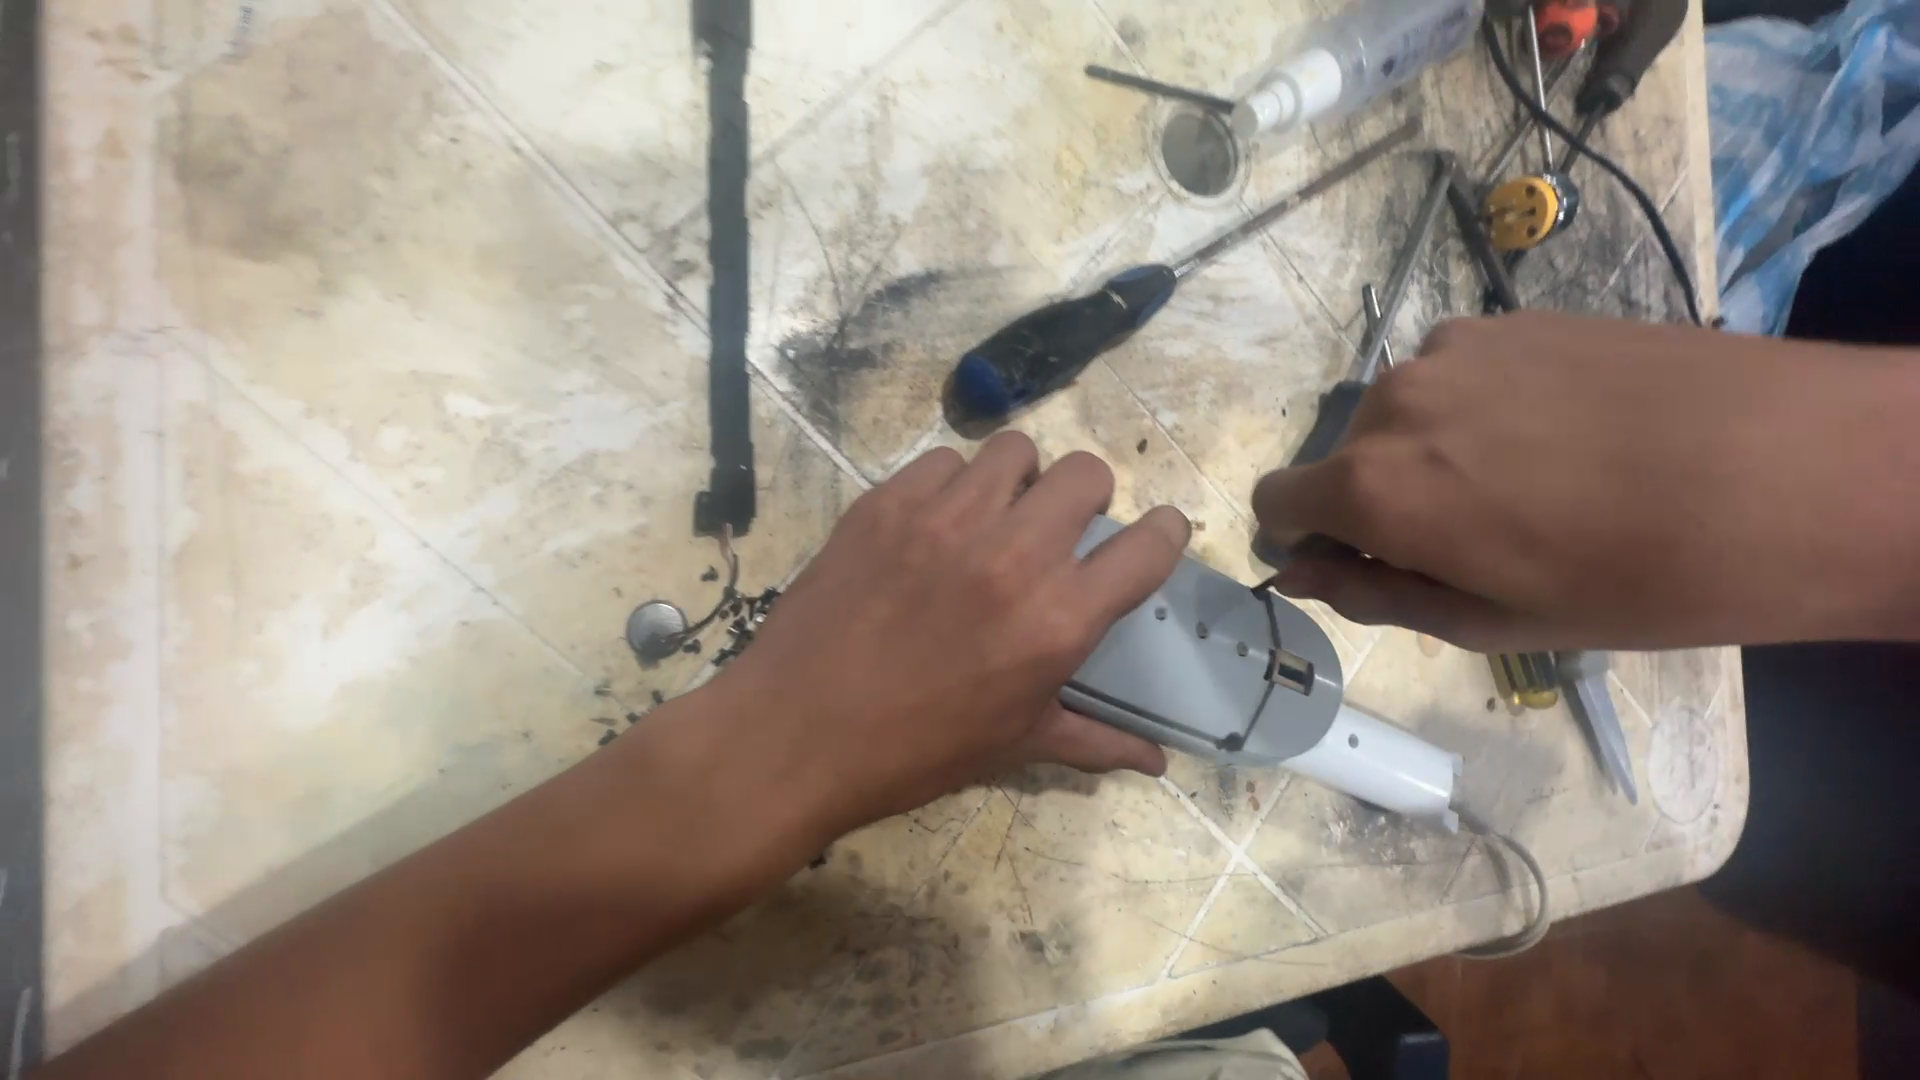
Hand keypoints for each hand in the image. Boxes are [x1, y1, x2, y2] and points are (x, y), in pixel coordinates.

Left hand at [709, 433, 1189, 838]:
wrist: (796, 733)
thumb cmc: (915, 750)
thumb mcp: (1014, 745)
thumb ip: (1094, 740)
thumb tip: (1157, 762)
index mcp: (1058, 619)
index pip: (1147, 546)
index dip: (1162, 533)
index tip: (1152, 535)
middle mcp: (1012, 553)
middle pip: (1086, 473)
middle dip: (1087, 495)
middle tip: (1059, 527)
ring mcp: (945, 519)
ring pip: (1013, 451)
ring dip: (1019, 479)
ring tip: (994, 514)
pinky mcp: (886, 502)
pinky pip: (942, 462)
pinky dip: (950, 484)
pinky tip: (932, 523)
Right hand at [1253, 313, 1919, 650]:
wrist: (1821, 469)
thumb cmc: (1642, 579)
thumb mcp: (1489, 621)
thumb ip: (1368, 593)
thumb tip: (1294, 569)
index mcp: (1372, 487)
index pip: (1274, 500)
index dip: (1303, 535)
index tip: (1359, 557)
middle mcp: (1389, 404)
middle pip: (1339, 460)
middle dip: (1376, 498)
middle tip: (1472, 533)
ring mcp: (1450, 350)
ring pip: (1396, 415)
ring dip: (1427, 449)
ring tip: (1528, 476)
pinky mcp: (1510, 317)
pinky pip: (1451, 373)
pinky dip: (1474, 405)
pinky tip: (1560, 427)